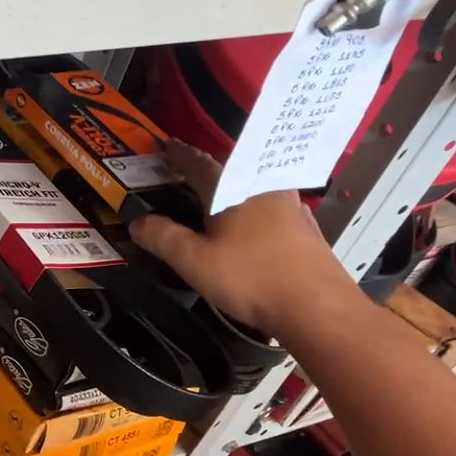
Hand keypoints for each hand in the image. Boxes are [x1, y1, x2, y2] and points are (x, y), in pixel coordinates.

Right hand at [128, 140, 363, 335]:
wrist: (319, 309)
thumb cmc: (251, 278)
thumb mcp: (193, 261)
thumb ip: (161, 237)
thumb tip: (136, 221)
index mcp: (234, 190)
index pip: (200, 164)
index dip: (181, 155)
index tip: (167, 145)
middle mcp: (265, 190)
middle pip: (233, 172)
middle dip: (209, 170)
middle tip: (190, 173)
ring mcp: (292, 209)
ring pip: (256, 190)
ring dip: (236, 190)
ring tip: (219, 199)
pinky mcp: (307, 231)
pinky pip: (272, 210)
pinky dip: (255, 211)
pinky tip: (254, 226)